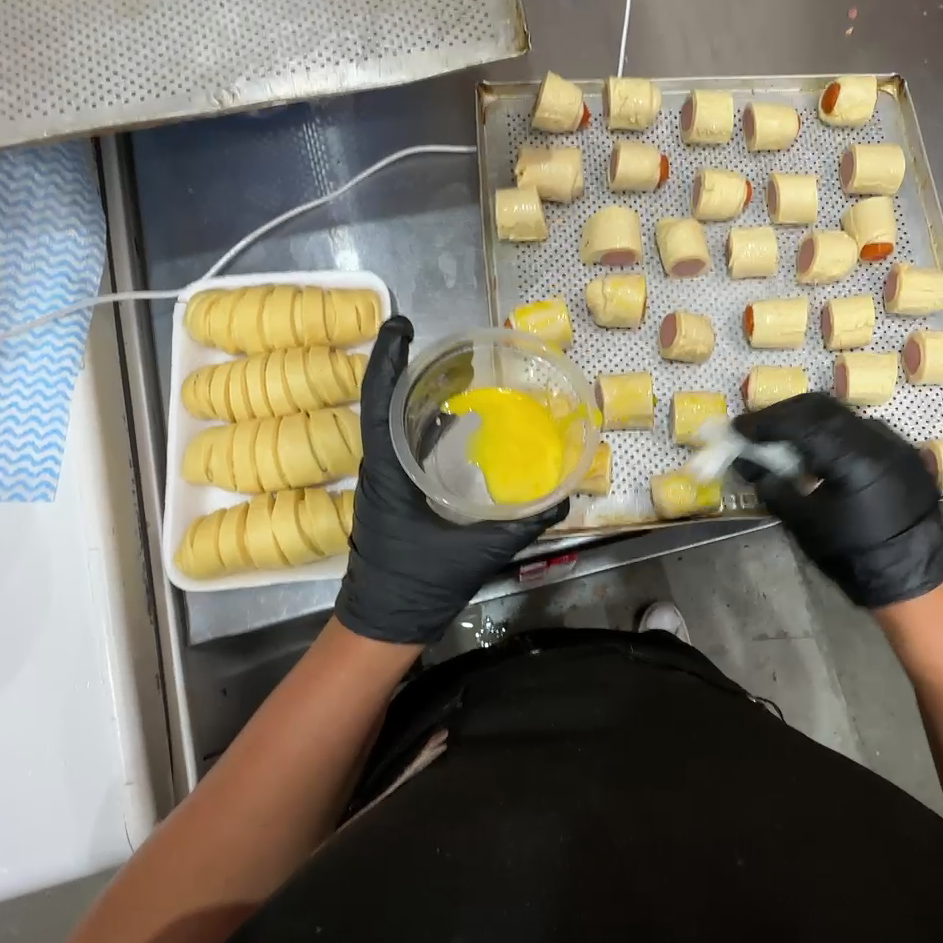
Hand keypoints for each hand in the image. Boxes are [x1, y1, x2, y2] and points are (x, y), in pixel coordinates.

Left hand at [336, 317, 568, 643]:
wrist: (386, 620)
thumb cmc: (419, 582)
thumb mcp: (477, 551)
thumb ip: (521, 525)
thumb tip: (562, 498)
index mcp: (389, 470)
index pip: (379, 400)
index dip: (388, 358)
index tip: (401, 323)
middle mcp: (380, 466)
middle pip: (387, 402)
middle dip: (410, 367)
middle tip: (446, 344)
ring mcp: (383, 480)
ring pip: (395, 423)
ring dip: (418, 395)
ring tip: (454, 372)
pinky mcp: (392, 494)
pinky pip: (406, 445)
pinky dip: (427, 426)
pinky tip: (458, 422)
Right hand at [732, 393, 942, 607]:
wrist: (915, 577)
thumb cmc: (855, 555)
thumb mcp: (806, 524)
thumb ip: (774, 488)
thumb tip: (748, 464)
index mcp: (853, 457)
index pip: (799, 423)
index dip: (763, 422)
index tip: (737, 428)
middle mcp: (877, 438)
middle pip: (820, 408)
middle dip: (783, 414)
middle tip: (756, 429)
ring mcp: (894, 442)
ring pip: (841, 415)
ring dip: (807, 421)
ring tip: (782, 440)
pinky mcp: (902, 453)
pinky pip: (859, 430)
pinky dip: (830, 433)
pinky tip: (817, 454)